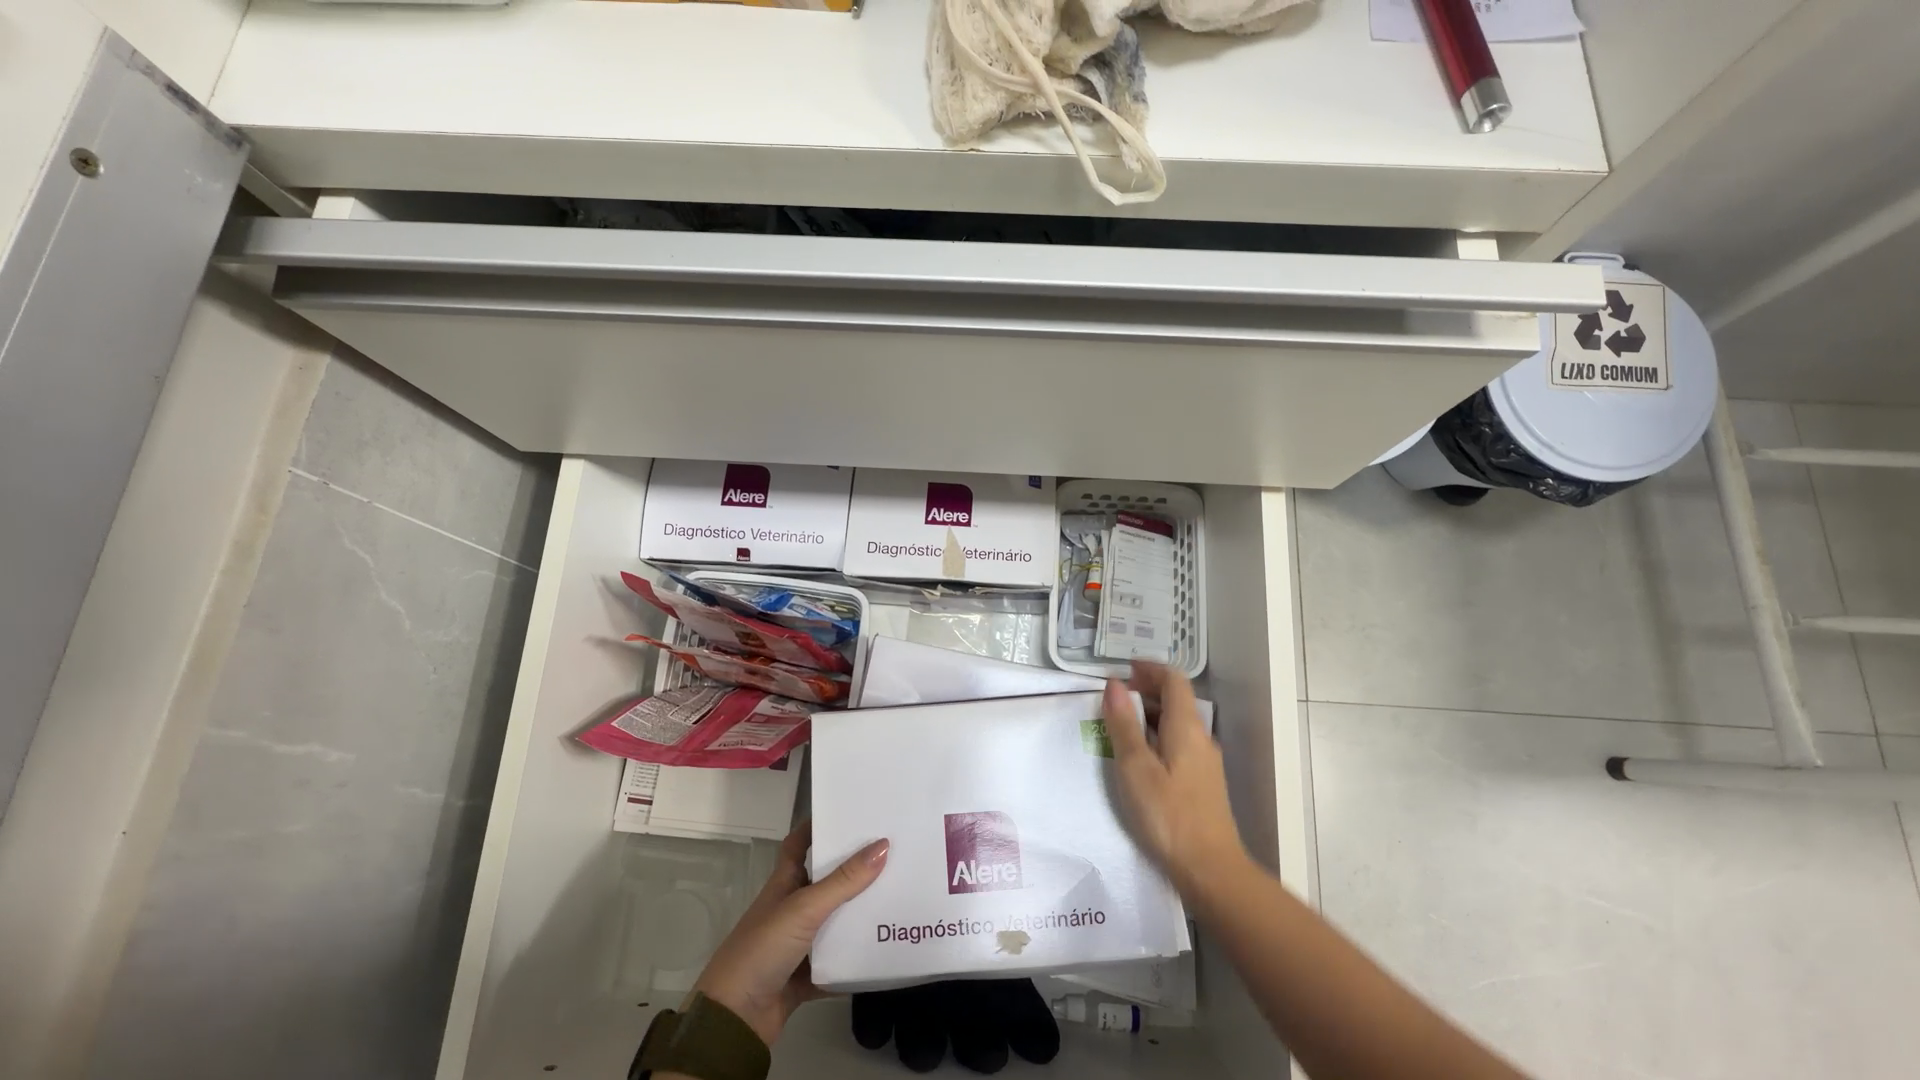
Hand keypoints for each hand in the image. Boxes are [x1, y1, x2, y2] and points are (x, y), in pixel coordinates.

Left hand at [690, 821, 888, 1045]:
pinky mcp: (809, 976)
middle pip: (827, 882)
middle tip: (896, 854)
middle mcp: (792, 909)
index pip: (799, 845)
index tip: (851, 812)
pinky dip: (860, 959)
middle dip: (856, 870)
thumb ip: (843, 882)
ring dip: (862, 915)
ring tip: (904, 897)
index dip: (818, 827)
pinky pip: (841, 962)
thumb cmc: (762, 949)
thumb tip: (884, 845)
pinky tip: (890, 950)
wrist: (735, 1017)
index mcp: (784, 885)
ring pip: (837, 922)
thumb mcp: (804, 909)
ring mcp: (800, 944)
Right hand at [1103, 661, 1247, 895]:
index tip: (1123, 670)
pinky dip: (1156, 738)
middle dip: (1146, 691)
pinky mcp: (1202, 784)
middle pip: (1176, 700)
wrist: (1210, 868)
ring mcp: (1205, 762)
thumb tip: (1115, 684)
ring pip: (1176, 725)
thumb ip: (1123, 725)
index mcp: (1186, 728)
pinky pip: (1178, 745)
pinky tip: (1137, 759)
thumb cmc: (1168, 815)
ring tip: (1118, 726)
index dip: (1149, 669)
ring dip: (1149, 716)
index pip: (1173, 680)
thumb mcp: (1135, 768)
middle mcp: (1200, 738)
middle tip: (1113, 698)